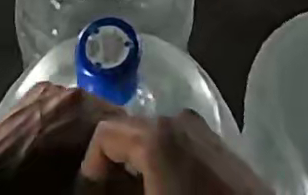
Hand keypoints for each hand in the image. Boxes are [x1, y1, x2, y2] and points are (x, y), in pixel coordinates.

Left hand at [0, 83, 120, 193]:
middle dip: (107, 138)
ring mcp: (49, 89)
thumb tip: (122, 178)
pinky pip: (59, 108)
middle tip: (103, 168)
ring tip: (80, 160)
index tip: (125, 170)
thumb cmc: (27, 192)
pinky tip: (56, 149)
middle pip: (103, 114)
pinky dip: (64, 124)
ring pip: (81, 109)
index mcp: (85, 111)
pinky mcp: (30, 95)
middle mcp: (71, 91)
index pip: (124, 125)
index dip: (127, 149)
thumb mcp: (75, 190)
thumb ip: (102, 179)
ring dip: (85, 131)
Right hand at [79, 111, 272, 194]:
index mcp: (157, 135)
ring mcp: (201, 130)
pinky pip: (176, 147)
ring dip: (135, 172)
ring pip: (152, 140)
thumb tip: (88, 190)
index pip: (103, 135)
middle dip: (112, 171)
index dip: (89, 170)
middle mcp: (178, 119)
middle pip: (128, 134)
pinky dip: (160, 168)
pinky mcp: (218, 145)